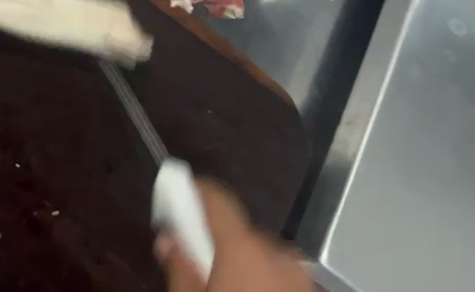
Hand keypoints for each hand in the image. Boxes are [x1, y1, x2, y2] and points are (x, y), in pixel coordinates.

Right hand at [158, 180, 312, 291]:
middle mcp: (280, 256)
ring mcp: (305, 283)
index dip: (196, 191)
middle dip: (222, 244)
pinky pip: (285, 283)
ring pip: (267, 260)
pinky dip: (268, 286)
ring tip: (232, 291)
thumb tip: (169, 241)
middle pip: (243, 233)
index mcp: (243, 248)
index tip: (179, 198)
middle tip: (204, 266)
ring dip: (248, 268)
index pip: (217, 198)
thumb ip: (179, 267)